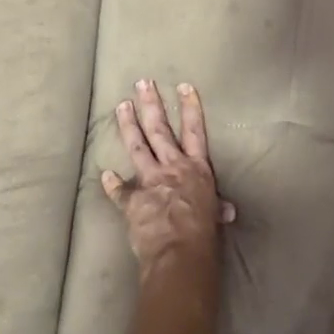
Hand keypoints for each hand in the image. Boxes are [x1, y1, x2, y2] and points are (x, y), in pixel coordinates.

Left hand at [101, 80, 236, 271]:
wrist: (180, 250)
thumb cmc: (203, 230)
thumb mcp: (214, 213)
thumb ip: (217, 206)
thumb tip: (228, 210)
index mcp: (196, 167)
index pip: (194, 130)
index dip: (189, 107)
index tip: (183, 86)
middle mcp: (173, 166)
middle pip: (160, 129)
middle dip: (152, 104)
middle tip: (142, 83)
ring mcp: (150, 180)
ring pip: (138, 146)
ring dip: (129, 125)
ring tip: (122, 106)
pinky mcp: (132, 199)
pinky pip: (120, 191)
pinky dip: (112, 184)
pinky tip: (105, 174)